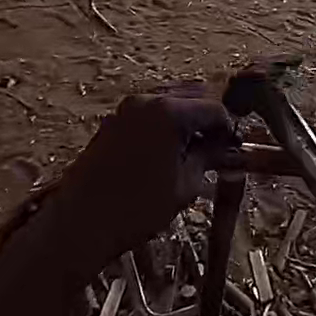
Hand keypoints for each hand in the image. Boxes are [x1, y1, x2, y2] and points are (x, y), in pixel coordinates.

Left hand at [47, 89, 236, 269]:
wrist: (81, 221)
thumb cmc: (138, 207)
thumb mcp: (184, 185)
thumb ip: (207, 157)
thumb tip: (223, 148)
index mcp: (170, 112)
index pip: (214, 108)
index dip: (228, 128)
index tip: (233, 149)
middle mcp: (148, 99)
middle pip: (193, 94)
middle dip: (209, 117)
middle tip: (217, 148)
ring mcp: (128, 107)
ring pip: (171, 99)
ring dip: (187, 117)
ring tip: (193, 150)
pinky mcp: (115, 119)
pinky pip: (150, 110)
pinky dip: (166, 121)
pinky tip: (169, 149)